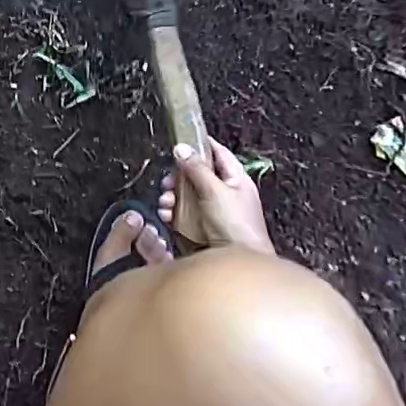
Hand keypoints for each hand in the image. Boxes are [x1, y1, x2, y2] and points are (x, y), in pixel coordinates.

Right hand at [159, 138, 273, 251]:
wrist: (239, 265)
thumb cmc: (237, 227)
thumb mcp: (215, 191)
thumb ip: (197, 169)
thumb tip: (182, 148)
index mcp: (235, 179)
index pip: (218, 153)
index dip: (201, 145)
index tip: (182, 140)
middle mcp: (224, 193)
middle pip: (196, 175)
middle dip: (178, 177)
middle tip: (167, 182)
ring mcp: (212, 211)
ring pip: (187, 195)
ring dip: (172, 196)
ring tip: (166, 202)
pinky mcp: (202, 228)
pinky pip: (183, 214)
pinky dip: (172, 213)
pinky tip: (166, 215)